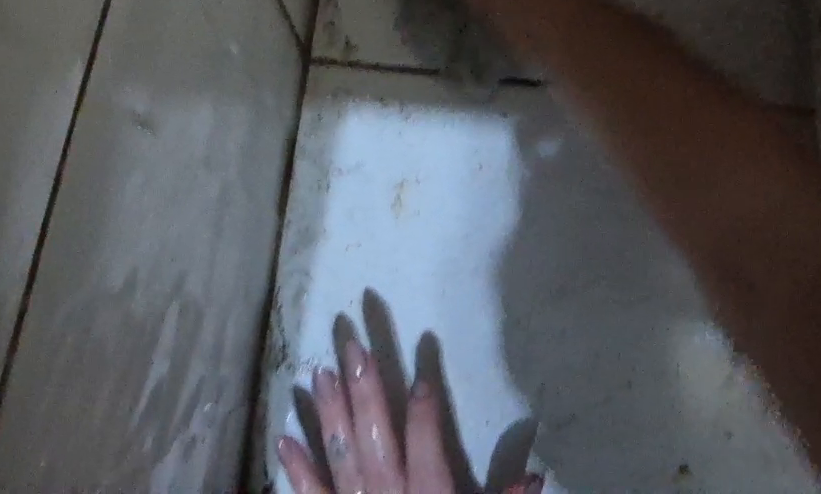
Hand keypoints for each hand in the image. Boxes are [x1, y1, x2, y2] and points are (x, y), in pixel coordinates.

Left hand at [276, 336, 542, 493]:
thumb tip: (535, 476)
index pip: (426, 445)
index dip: (425, 409)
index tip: (421, 373)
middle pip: (375, 436)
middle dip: (363, 389)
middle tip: (350, 345)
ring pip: (341, 456)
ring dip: (329, 414)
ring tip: (318, 372)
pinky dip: (297, 469)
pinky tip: (284, 437)